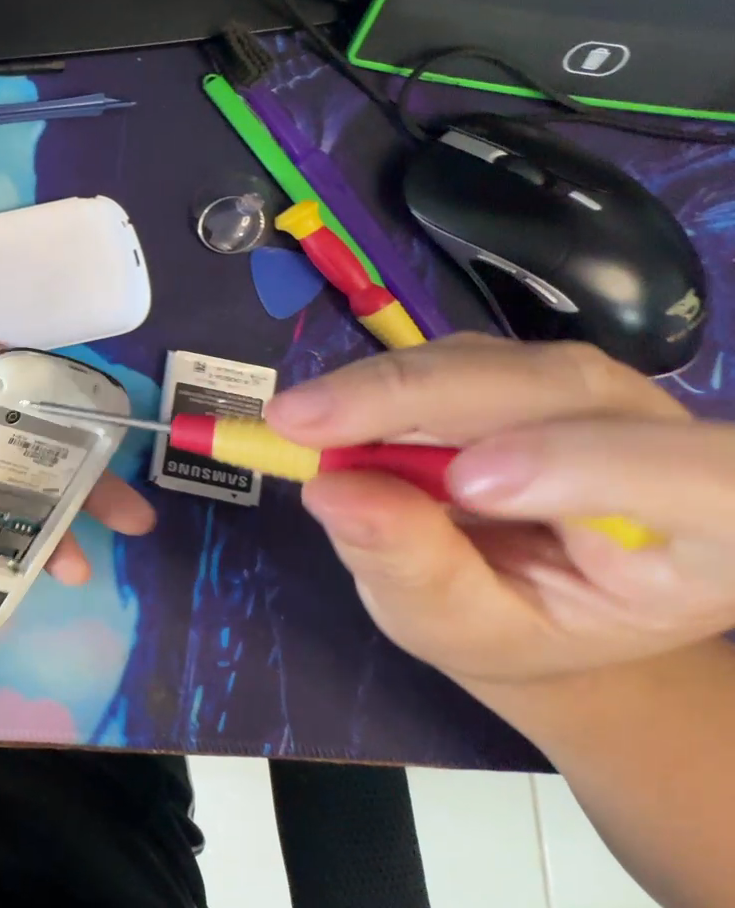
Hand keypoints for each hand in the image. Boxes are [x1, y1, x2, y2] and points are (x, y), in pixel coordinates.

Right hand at [267, 334, 734, 684]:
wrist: (533, 603)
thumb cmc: (515, 632)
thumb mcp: (458, 628)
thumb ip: (410, 567)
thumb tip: (328, 490)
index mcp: (710, 541)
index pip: (703, 481)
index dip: (594, 465)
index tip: (467, 486)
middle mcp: (669, 447)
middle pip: (564, 391)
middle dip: (421, 399)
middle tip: (297, 424)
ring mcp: (598, 400)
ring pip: (497, 363)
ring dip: (384, 388)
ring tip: (298, 425)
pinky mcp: (526, 375)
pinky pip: (453, 358)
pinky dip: (376, 384)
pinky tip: (329, 416)